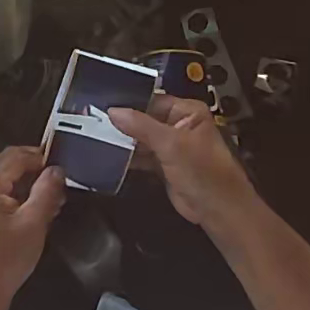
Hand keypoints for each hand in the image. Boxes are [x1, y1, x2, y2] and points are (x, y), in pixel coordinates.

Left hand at [0, 147, 66, 300]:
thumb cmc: (10, 257)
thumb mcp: (35, 222)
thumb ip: (47, 190)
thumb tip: (57, 169)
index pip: (17, 156)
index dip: (42, 158)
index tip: (63, 166)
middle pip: (11, 160)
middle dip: (37, 168)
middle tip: (60, 179)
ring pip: (9, 171)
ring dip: (31, 179)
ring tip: (53, 193)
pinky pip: (4, 183)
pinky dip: (22, 188)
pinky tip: (39, 201)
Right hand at [109, 95, 260, 230]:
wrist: (217, 210)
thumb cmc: (202, 171)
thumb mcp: (171, 144)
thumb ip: (141, 125)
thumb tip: (113, 111)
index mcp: (187, 112)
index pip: (152, 99)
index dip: (128, 102)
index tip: (102, 102)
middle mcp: (178, 125)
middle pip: (144, 118)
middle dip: (122, 122)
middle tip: (92, 119)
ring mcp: (170, 146)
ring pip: (140, 138)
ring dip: (122, 140)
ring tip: (94, 135)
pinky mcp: (162, 164)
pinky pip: (140, 155)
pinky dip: (127, 156)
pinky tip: (107, 154)